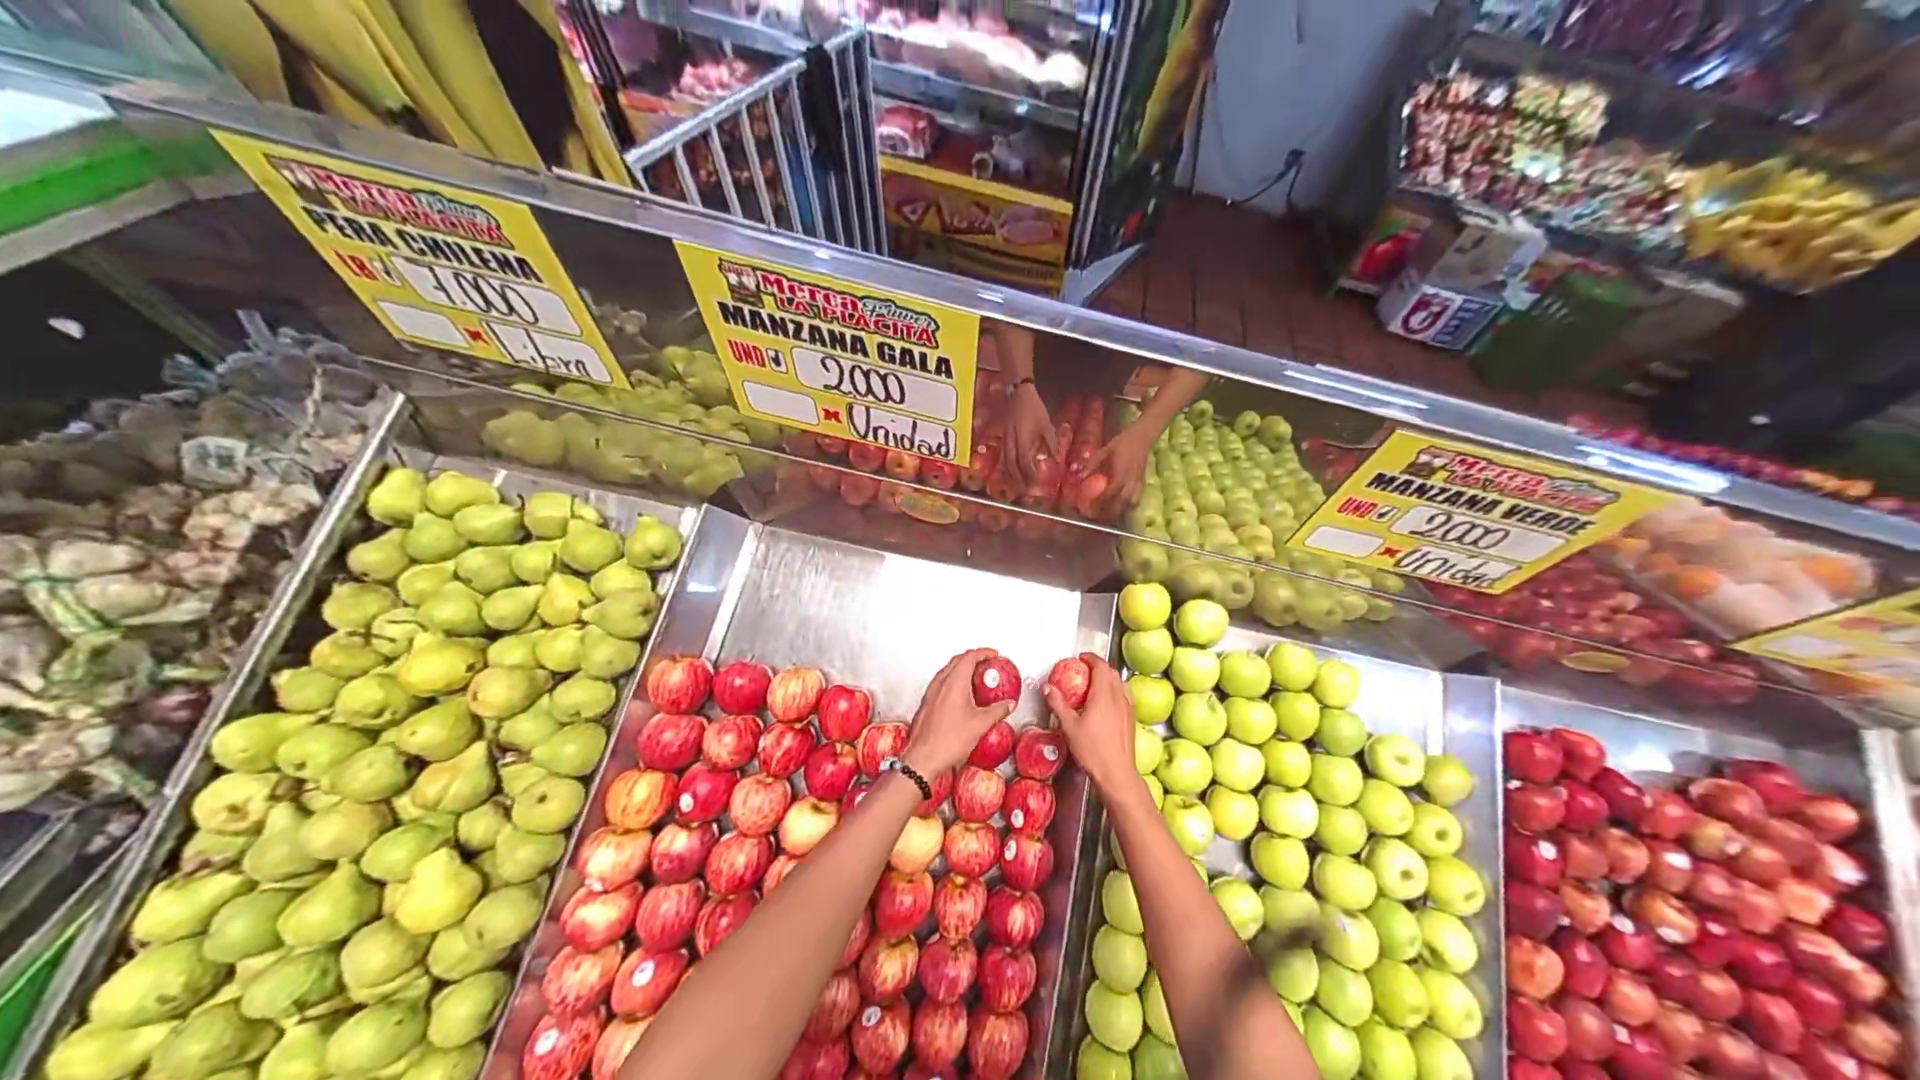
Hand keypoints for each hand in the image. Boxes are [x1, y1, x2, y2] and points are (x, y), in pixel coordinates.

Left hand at [903, 648, 1016, 775]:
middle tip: (987, 664)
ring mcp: (931, 692)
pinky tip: (962, 696)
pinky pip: (941, 683)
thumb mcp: (981, 724)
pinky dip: (954, 681)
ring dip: (962, 669)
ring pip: (947, 671)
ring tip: (976, 678)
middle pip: (957, 660)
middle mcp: (940, 683)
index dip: (984, 652)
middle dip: (973, 658)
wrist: (923, 757)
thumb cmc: (949, 740)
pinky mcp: (927, 703)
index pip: (969, 657)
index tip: (994, 654)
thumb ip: (998, 710)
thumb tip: (1008, 704)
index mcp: (954, 682)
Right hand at [1002, 384, 1056, 488]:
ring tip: (1014, 487)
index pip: (1025, 463)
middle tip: (1023, 492)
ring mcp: (1004, 440)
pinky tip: (1006, 473)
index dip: (1030, 475)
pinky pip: (1001, 456)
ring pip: (1004, 463)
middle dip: (1017, 481)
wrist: (1016, 393)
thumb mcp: (1046, 425)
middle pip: (1011, 467)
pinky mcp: (1001, 438)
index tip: (1035, 484)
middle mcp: (1011, 443)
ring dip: (1009, 477)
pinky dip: (1003, 467)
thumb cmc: (1033, 408)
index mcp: (1023, 440)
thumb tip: (1054, 459)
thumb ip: (1050, 443)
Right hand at [1044, 653, 1146, 804]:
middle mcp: (1119, 697)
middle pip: (1112, 672)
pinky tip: (1108, 702)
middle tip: (1085, 669)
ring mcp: (1128, 708)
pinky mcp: (1131, 719)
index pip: (1101, 666)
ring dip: (1109, 678)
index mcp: (1104, 694)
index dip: (1091, 658)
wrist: (1117, 773)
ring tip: (1096, 684)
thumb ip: (1058, 704)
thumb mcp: (1069, 726)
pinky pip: (1125, 695)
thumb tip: (1047, 688)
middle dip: (1099, 666)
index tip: (1081, 658)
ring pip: (1120, 683)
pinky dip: (1116, 690)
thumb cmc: (1092, 750)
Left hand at [1086, 424, 1154, 511]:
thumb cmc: (1122, 443)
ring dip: (1117, 512)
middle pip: (1119, 504)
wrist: (1141, 438)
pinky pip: (1136, 501)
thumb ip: (1092, 464)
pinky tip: (1119, 508)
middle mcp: (1130, 483)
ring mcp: (1138, 485)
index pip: (1109, 495)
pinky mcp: (1142, 484)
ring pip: (1129, 505)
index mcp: (1121, 475)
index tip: (1087, 508)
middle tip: (1094, 515)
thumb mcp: (1104, 451)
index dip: (1098, 503)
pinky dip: (1127, 507)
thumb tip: (1079, 476)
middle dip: (1106, 513)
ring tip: (1105, 515)